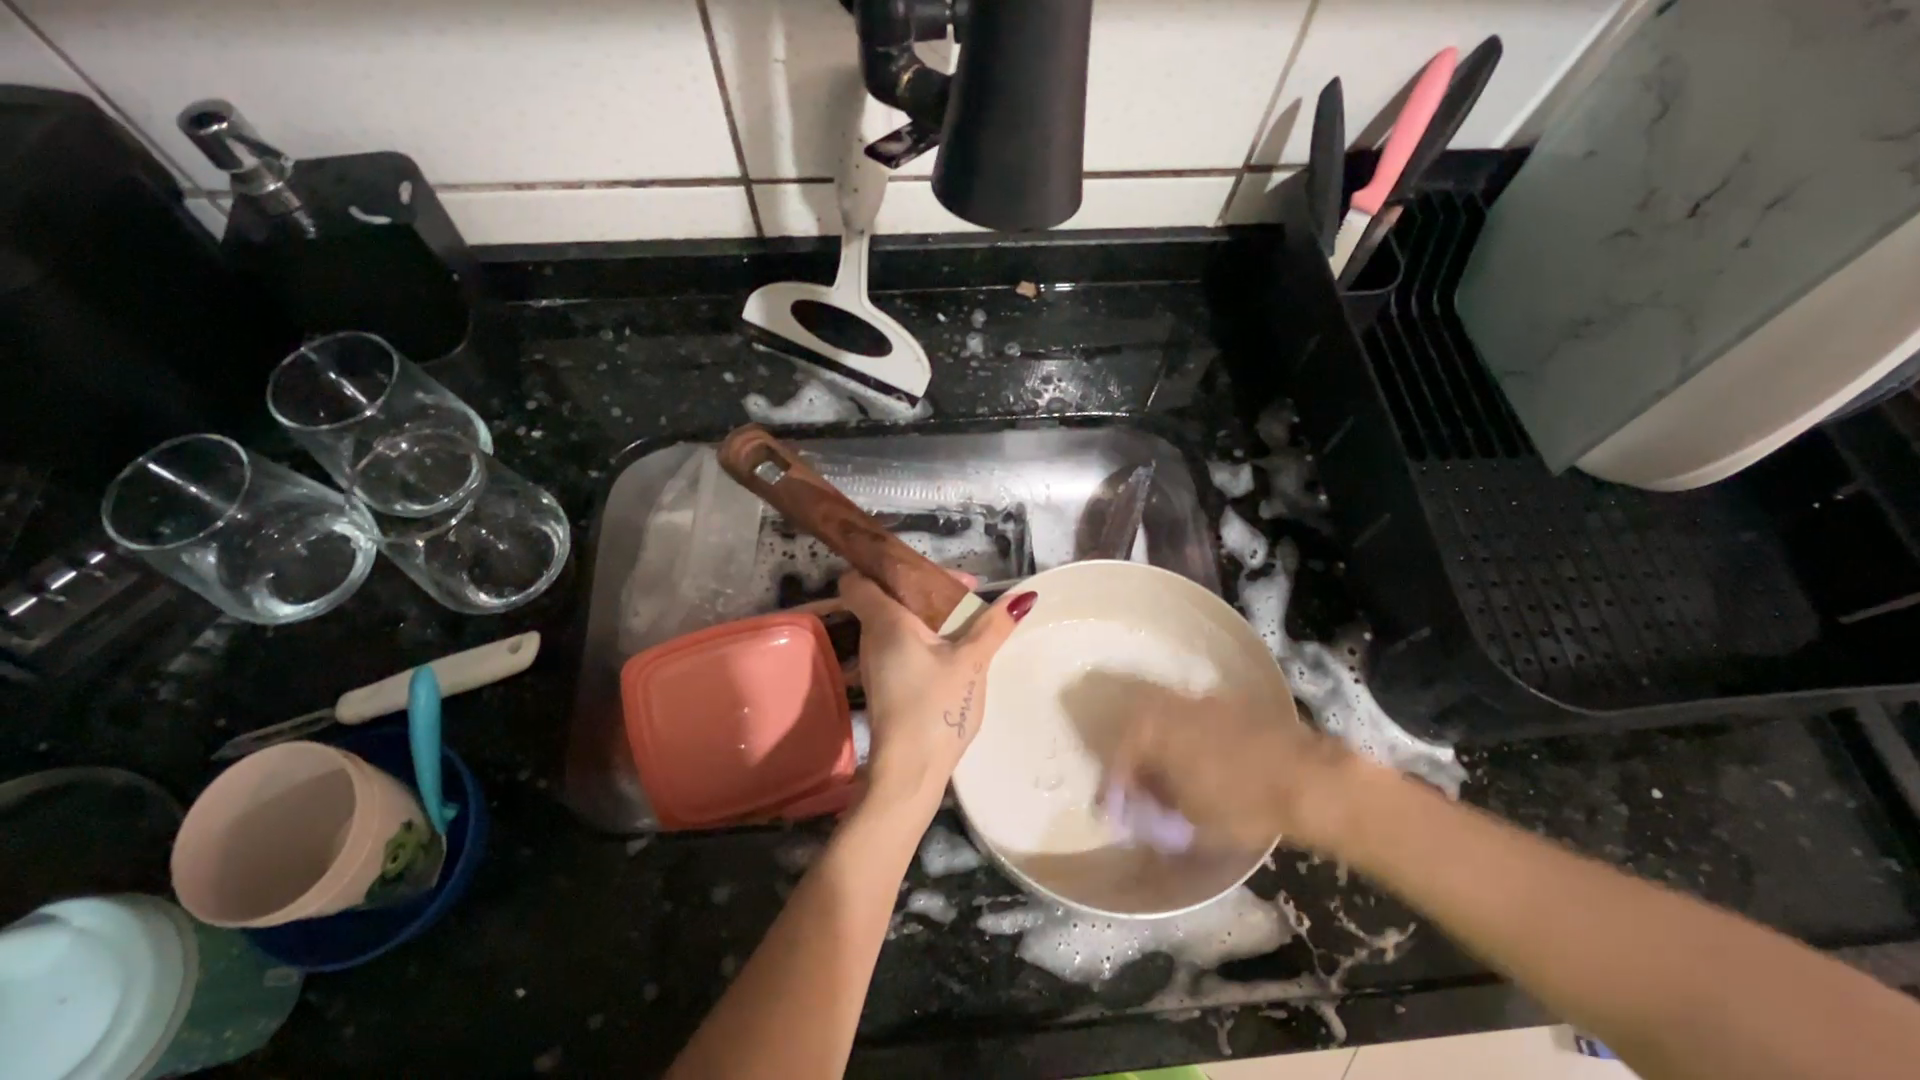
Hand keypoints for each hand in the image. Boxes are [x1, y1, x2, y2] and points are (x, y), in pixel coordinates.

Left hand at [838, 572, 1034, 807]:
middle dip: (924, 590)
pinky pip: (901, 646)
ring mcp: (876, 663)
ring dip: (927, 616)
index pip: (859, 578)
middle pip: (887, 597)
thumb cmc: (935, 708)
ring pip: (896, 623)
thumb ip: (993, 626)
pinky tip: (954, 654)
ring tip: (967, 624)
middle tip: (965, 596)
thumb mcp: (971, 662)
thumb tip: (1023, 598)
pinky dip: (924, 640)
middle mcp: (872, 636)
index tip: (929, 573)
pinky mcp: (886, 684)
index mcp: (885, 620)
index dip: (886, 566)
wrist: (909, 770)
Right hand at [1109, 690, 1368, 853]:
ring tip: (1173, 781)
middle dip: (1136, 760)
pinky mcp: (1238, 706)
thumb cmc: (1242, 803)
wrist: (1311, 780)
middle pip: (1140, 729)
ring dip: (1165, 750)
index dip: (1112, 786)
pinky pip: (1200, 724)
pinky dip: (1193, 744)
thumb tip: (1145, 813)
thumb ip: (1159, 814)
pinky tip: (1206, 769)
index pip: (1119, 755)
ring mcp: (1209, 702)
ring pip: (1172, 723)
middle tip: (1138, 788)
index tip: (1111, 809)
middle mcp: (1174, 706)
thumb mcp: (1192, 823)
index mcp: (1153, 729)